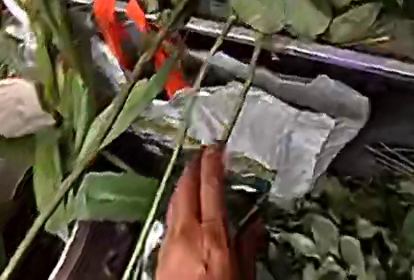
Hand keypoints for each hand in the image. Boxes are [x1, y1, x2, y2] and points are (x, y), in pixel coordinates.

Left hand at [155, 147, 236, 279]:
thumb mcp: (242, 277)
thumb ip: (246, 248)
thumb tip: (255, 225)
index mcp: (211, 236)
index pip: (210, 185)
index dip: (213, 161)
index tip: (217, 146)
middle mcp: (186, 235)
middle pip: (186, 186)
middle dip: (194, 165)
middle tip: (205, 153)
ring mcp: (168, 245)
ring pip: (174, 201)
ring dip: (184, 183)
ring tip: (194, 175)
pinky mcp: (158, 257)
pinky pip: (168, 220)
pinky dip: (177, 206)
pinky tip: (184, 208)